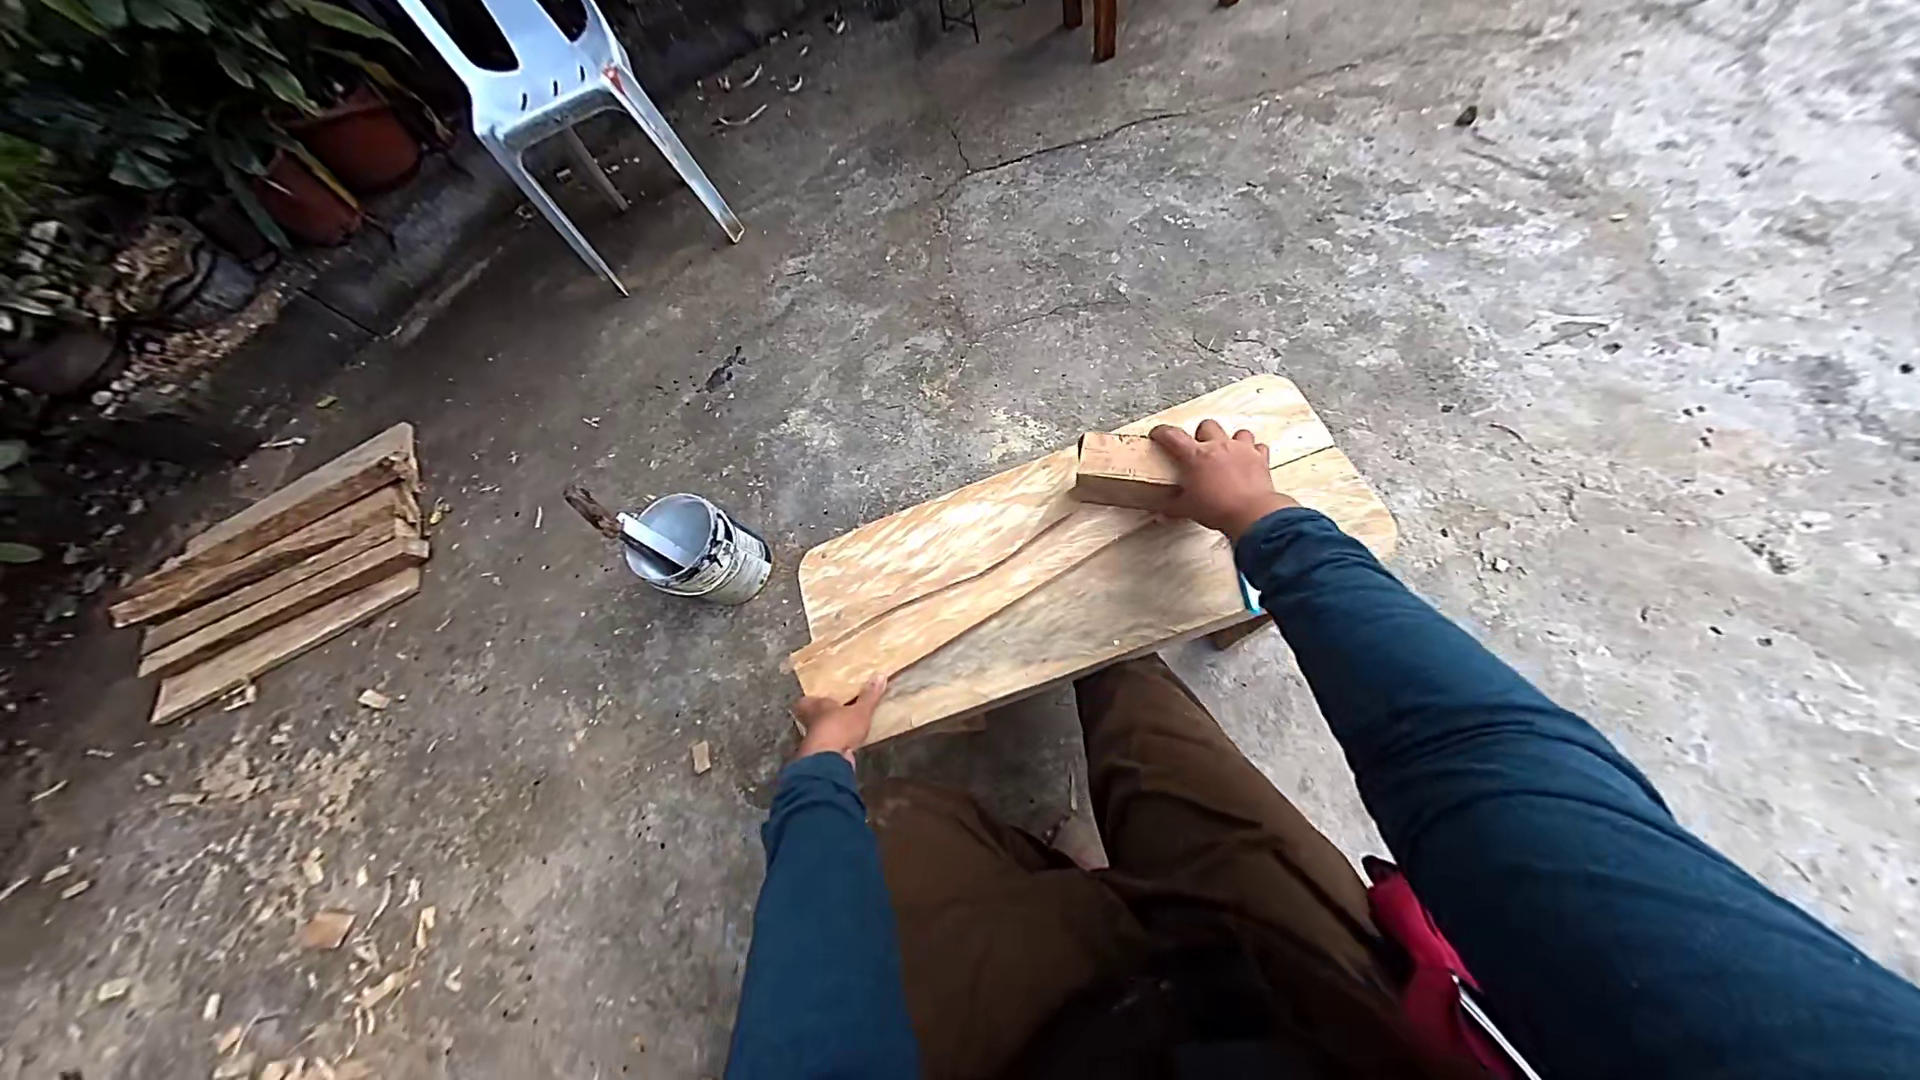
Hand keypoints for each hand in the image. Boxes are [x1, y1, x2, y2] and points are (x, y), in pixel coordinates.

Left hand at [792, 675, 888, 760]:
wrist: (828, 761)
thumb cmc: (841, 728)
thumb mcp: (861, 710)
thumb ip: (869, 696)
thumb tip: (880, 675)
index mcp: (816, 706)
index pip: (806, 701)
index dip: (812, 700)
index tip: (821, 698)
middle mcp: (811, 722)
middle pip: (812, 717)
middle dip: (822, 716)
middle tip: (835, 712)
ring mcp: (814, 741)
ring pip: (819, 732)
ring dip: (829, 731)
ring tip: (845, 728)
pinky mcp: (820, 757)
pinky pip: (827, 747)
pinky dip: (834, 745)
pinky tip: (846, 744)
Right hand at [1150, 420, 1298, 539]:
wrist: (1251, 514)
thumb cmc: (1218, 509)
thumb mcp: (1186, 509)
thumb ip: (1171, 507)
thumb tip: (1159, 512)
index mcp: (1195, 456)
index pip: (1172, 435)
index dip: (1162, 432)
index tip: (1158, 434)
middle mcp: (1218, 446)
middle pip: (1206, 425)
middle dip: (1201, 434)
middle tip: (1197, 448)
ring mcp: (1241, 449)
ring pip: (1236, 431)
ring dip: (1229, 439)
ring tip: (1225, 452)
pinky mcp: (1260, 458)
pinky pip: (1258, 446)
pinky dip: (1252, 451)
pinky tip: (1247, 460)